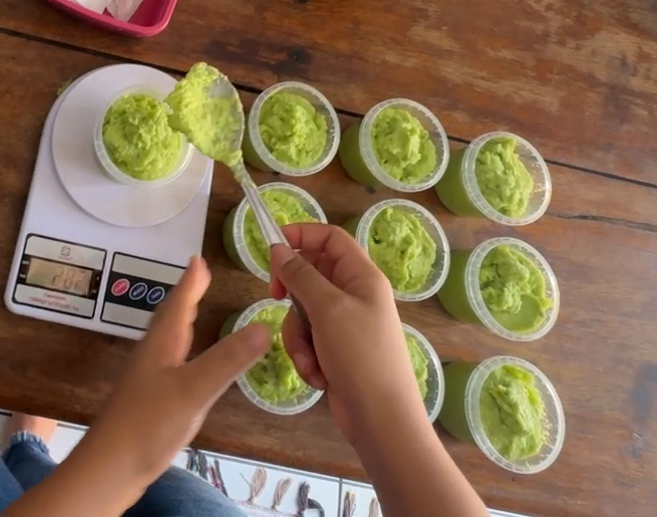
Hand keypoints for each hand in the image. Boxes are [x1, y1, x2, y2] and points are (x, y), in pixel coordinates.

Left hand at [80, 255, 270, 484]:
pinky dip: (181, 349)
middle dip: (186, 295)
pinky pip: (169, 361)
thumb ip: (227, 360)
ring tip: (193, 310)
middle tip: (199, 275)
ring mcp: (148, 377)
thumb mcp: (194, 389)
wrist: (110, 468)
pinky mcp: (148, 400)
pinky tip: (183, 364)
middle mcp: (153, 353)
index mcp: (162, 343)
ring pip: (168, 338)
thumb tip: (263, 326)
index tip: (199, 258)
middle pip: (171, 316)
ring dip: (182, 320)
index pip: (178, 304)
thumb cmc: (148, 423)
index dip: (190, 282)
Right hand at [268, 225, 425, 447]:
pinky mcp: (335, 349)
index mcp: (361, 276)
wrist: (383, 422)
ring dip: (298, 334)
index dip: (301, 235)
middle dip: (292, 292)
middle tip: (275, 296)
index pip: (330, 237)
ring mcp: (344, 323)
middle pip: (311, 273)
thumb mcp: (327, 309)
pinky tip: (317, 375)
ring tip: (309, 359)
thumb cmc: (361, 356)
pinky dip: (306, 354)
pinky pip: (308, 337)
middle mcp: (354, 294)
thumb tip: (278, 247)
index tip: (273, 247)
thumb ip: (300, 275)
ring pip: (303, 309)